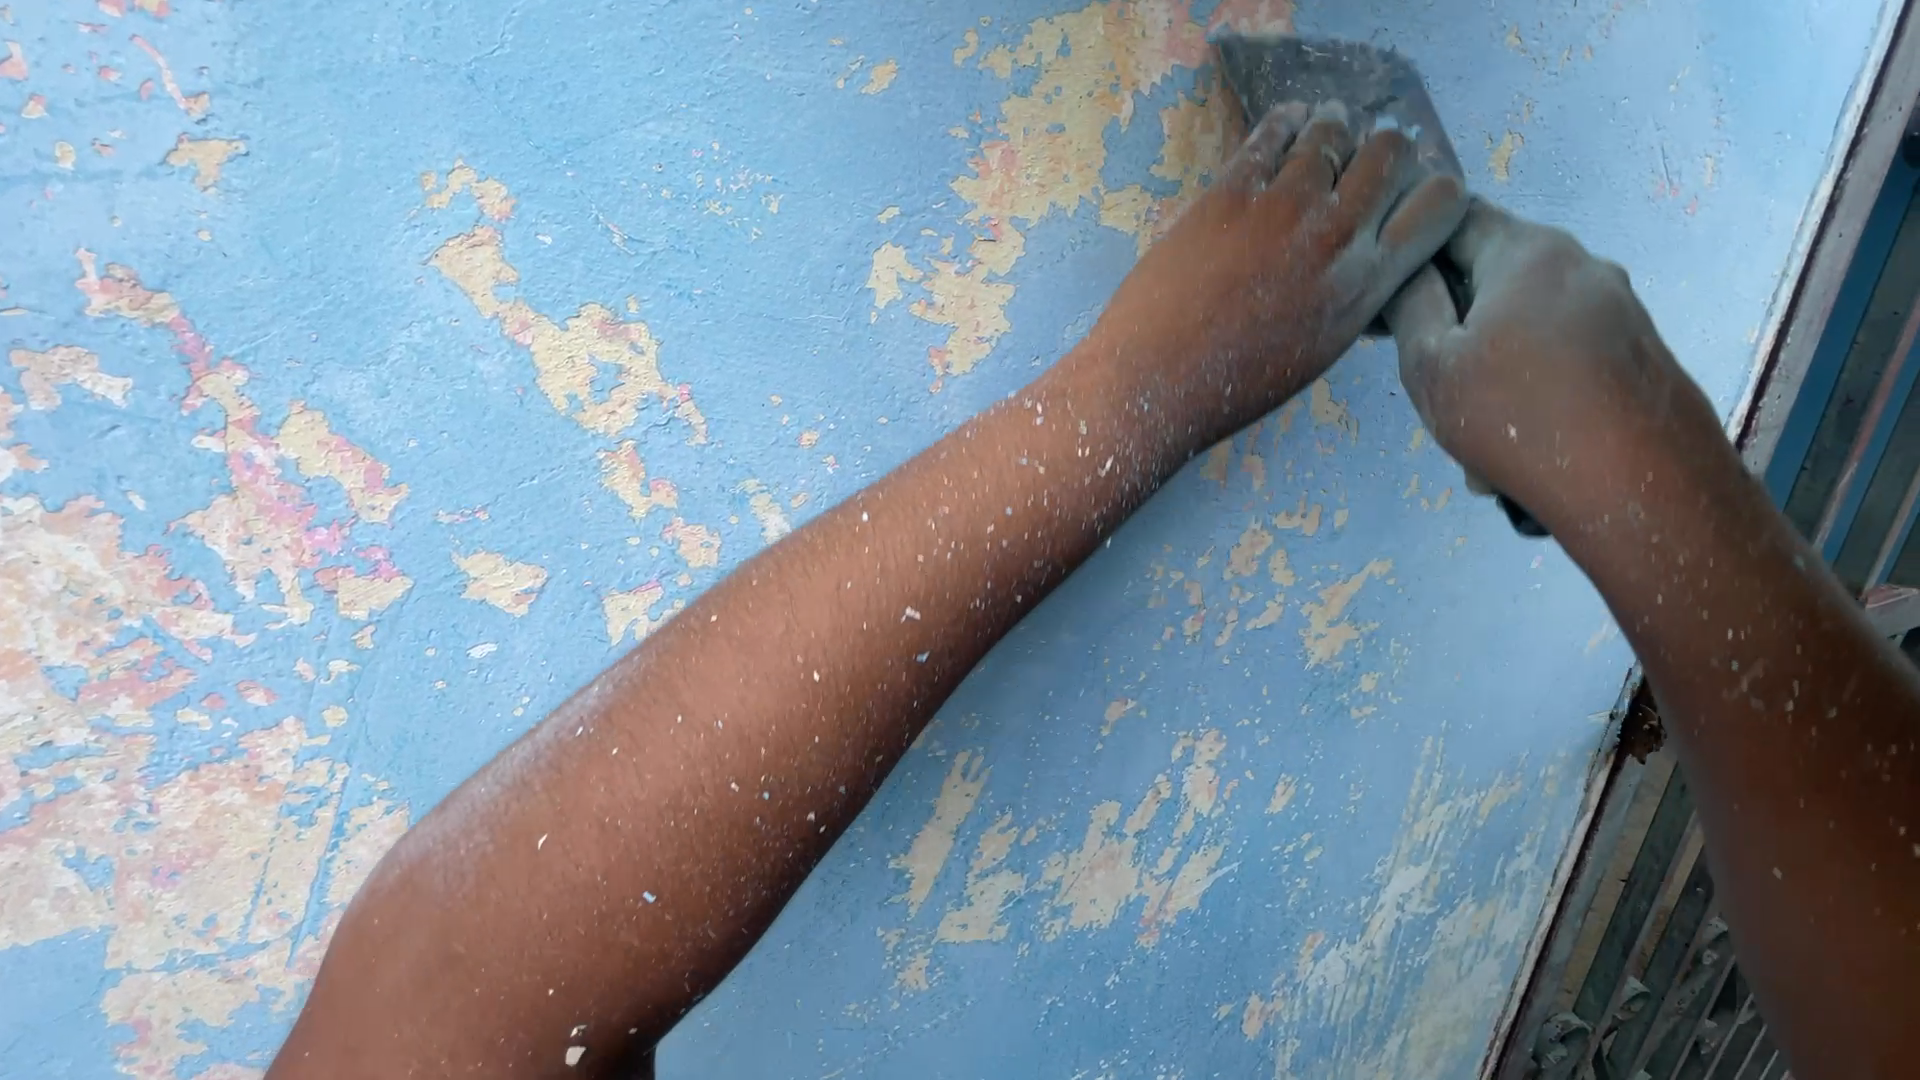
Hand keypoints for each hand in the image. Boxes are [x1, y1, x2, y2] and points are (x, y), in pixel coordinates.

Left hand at [1085, 100, 1467, 450]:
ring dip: (1333, 128)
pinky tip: (1285, 125)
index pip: (1440, 202)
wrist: (1153, 382)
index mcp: (1366, 285)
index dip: (1427, 189)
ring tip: (1320, 137)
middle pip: (1391, 151)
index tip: (1402, 196)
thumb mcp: (1315, 353)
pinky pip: (1272, 133)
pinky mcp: (1229, 195)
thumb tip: (1369, 263)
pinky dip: (1285, 122)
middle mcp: (1336, 236)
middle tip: (1355, 163)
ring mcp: (1282, 208)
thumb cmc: (1230, 387)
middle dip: (1381, 151)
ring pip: (1334, 130)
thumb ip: (1352, 298)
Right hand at [1388, 199, 1723, 533]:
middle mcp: (1580, 264)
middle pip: (1489, 274)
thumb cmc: (1514, 415)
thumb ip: (1410, 305)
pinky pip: (1555, 354)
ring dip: (1483, 367)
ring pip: (1519, 323)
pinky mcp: (1633, 350)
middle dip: (1449, 320)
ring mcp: (1615, 307)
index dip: (1411, 247)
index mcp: (1529, 252)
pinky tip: (1511, 443)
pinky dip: (1523, 387)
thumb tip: (1407, 271)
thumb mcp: (1430, 363)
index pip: (1457, 216)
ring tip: (1469, 432)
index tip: (1384, 295)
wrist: (1638, 484)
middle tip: (1423, 377)